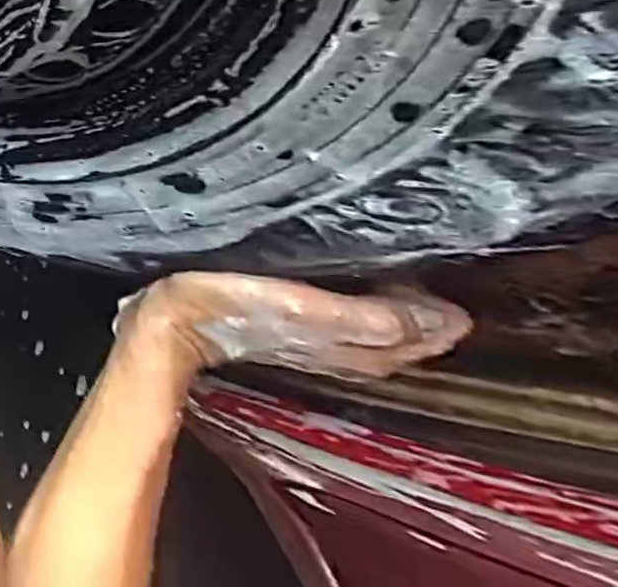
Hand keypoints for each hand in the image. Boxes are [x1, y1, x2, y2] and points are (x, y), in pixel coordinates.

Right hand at [121, 272, 471, 379]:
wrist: (168, 321)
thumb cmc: (230, 310)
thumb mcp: (303, 310)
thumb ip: (369, 318)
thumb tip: (448, 320)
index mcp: (354, 348)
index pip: (419, 334)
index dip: (438, 311)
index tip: (449, 275)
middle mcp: (341, 349)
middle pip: (399, 334)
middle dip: (421, 310)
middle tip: (429, 269)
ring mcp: (308, 340)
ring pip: (370, 328)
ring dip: (391, 308)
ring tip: (396, 275)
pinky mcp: (279, 327)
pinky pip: (337, 320)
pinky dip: (354, 306)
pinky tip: (342, 287)